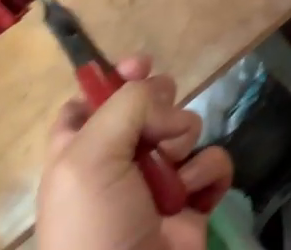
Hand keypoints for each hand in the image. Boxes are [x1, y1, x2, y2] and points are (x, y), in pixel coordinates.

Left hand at [37, 56, 231, 249]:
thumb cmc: (95, 227)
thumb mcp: (90, 158)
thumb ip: (128, 106)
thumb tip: (165, 101)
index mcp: (76, 154)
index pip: (89, 102)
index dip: (114, 80)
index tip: (143, 63)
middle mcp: (116, 163)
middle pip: (149, 108)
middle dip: (163, 110)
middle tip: (159, 130)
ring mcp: (157, 182)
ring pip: (187, 131)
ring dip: (186, 147)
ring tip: (173, 181)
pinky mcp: (193, 200)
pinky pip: (214, 162)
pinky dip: (210, 175)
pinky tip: (196, 197)